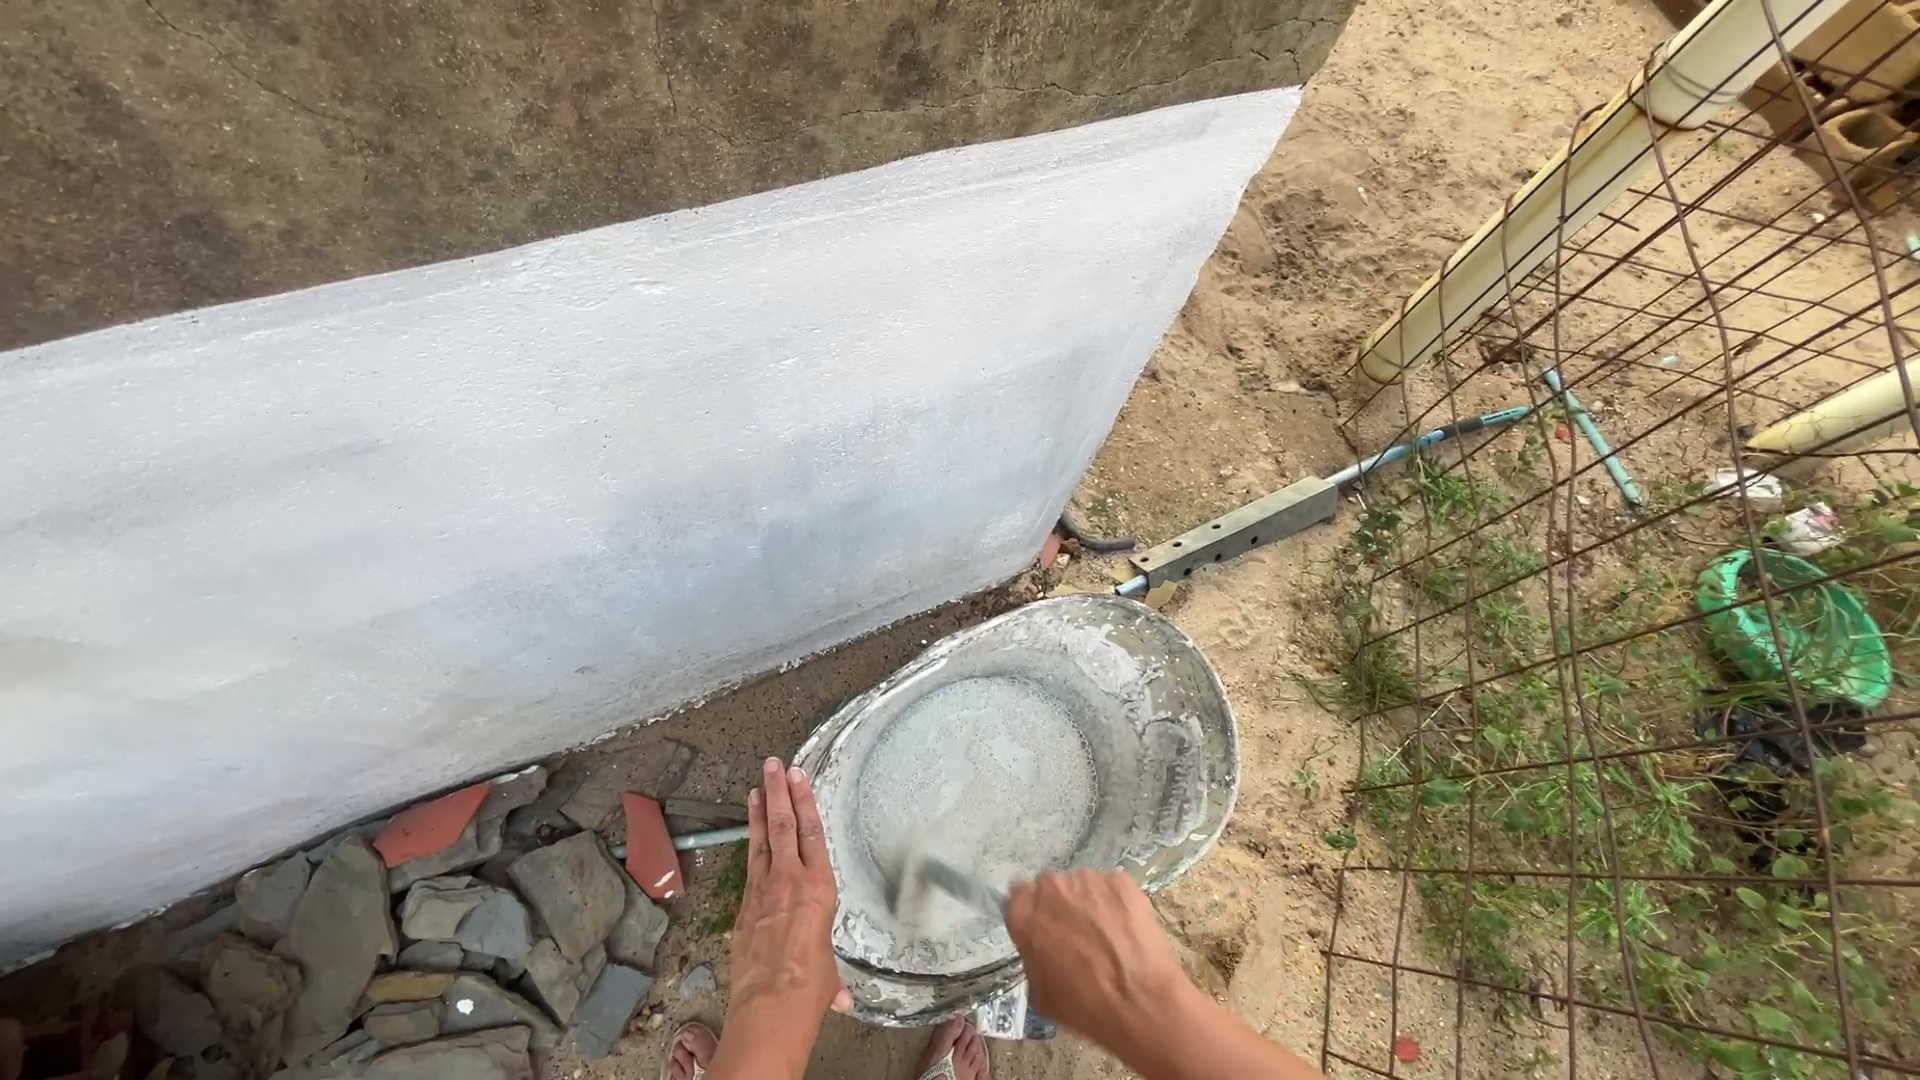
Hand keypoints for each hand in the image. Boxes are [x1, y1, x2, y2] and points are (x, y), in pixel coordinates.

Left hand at [729, 758, 850, 1017]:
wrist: (771, 1004)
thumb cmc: (809, 987)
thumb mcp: (828, 973)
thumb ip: (828, 972)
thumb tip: (838, 998)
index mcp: (820, 888)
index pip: (813, 833)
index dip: (806, 802)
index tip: (799, 777)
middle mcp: (792, 880)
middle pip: (786, 825)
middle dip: (780, 792)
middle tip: (775, 764)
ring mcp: (764, 890)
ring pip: (763, 839)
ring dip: (761, 809)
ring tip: (759, 783)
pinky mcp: (743, 905)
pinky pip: (749, 864)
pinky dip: (750, 840)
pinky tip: (749, 828)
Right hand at [1005, 868, 1189, 1051]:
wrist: (1139, 1000)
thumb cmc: (1085, 1005)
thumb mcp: (1041, 994)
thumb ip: (1032, 956)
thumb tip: (1039, 947)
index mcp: (1025, 915)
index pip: (1019, 895)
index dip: (1033, 910)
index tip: (1044, 925)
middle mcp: (1051, 887)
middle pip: (1051, 885)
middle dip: (1060, 903)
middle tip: (1077, 931)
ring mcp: (1087, 879)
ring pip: (1082, 883)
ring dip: (1089, 901)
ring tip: (1107, 932)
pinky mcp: (1119, 880)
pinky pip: (1112, 886)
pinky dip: (1117, 901)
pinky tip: (1126, 927)